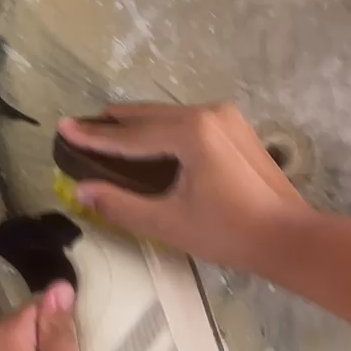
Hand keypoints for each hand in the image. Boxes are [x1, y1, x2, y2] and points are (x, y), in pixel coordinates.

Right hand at [58, 103, 310, 272]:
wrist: (288, 236)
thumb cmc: (228, 233)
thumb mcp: (168, 223)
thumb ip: (121, 205)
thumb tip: (81, 190)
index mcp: (191, 132)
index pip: (130, 135)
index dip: (93, 136)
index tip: (62, 127)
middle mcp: (208, 113)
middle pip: (149, 116)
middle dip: (114, 123)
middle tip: (79, 126)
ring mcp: (226, 117)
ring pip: (169, 116)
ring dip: (138, 123)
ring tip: (107, 128)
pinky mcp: (236, 127)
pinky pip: (188, 121)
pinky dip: (162, 128)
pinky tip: (148, 138)